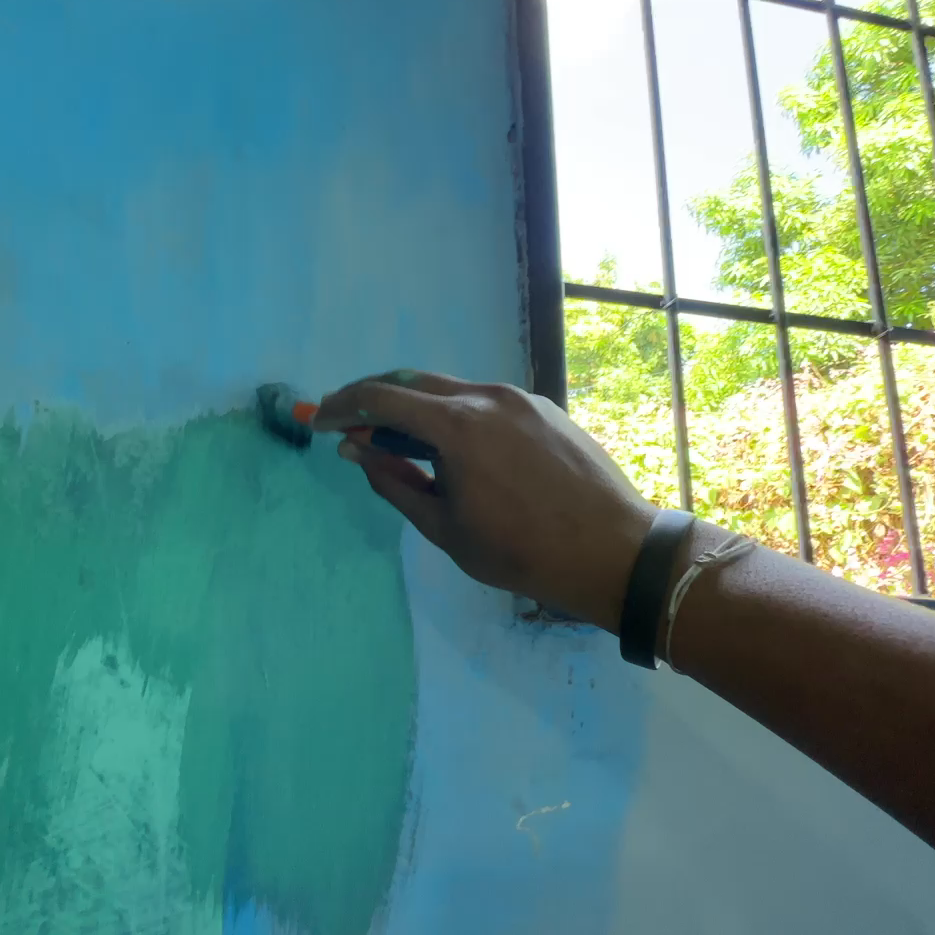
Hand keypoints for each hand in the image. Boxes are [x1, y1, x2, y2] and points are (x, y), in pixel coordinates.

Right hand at [313, 371, 656, 631]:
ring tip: (391, 439)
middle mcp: (485, 396)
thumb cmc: (521, 552)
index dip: (341, 406)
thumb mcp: (442, 526)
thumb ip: (391, 481)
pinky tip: (445, 446)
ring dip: (410, 407)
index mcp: (456, 425)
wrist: (617, 553)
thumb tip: (354, 449)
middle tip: (345, 423)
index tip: (317, 421)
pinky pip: (478, 400)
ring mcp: (517, 397)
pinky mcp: (540, 407)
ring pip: (446, 388)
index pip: (380, 398)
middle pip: (409, 381)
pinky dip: (447, 414)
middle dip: (370, 398)